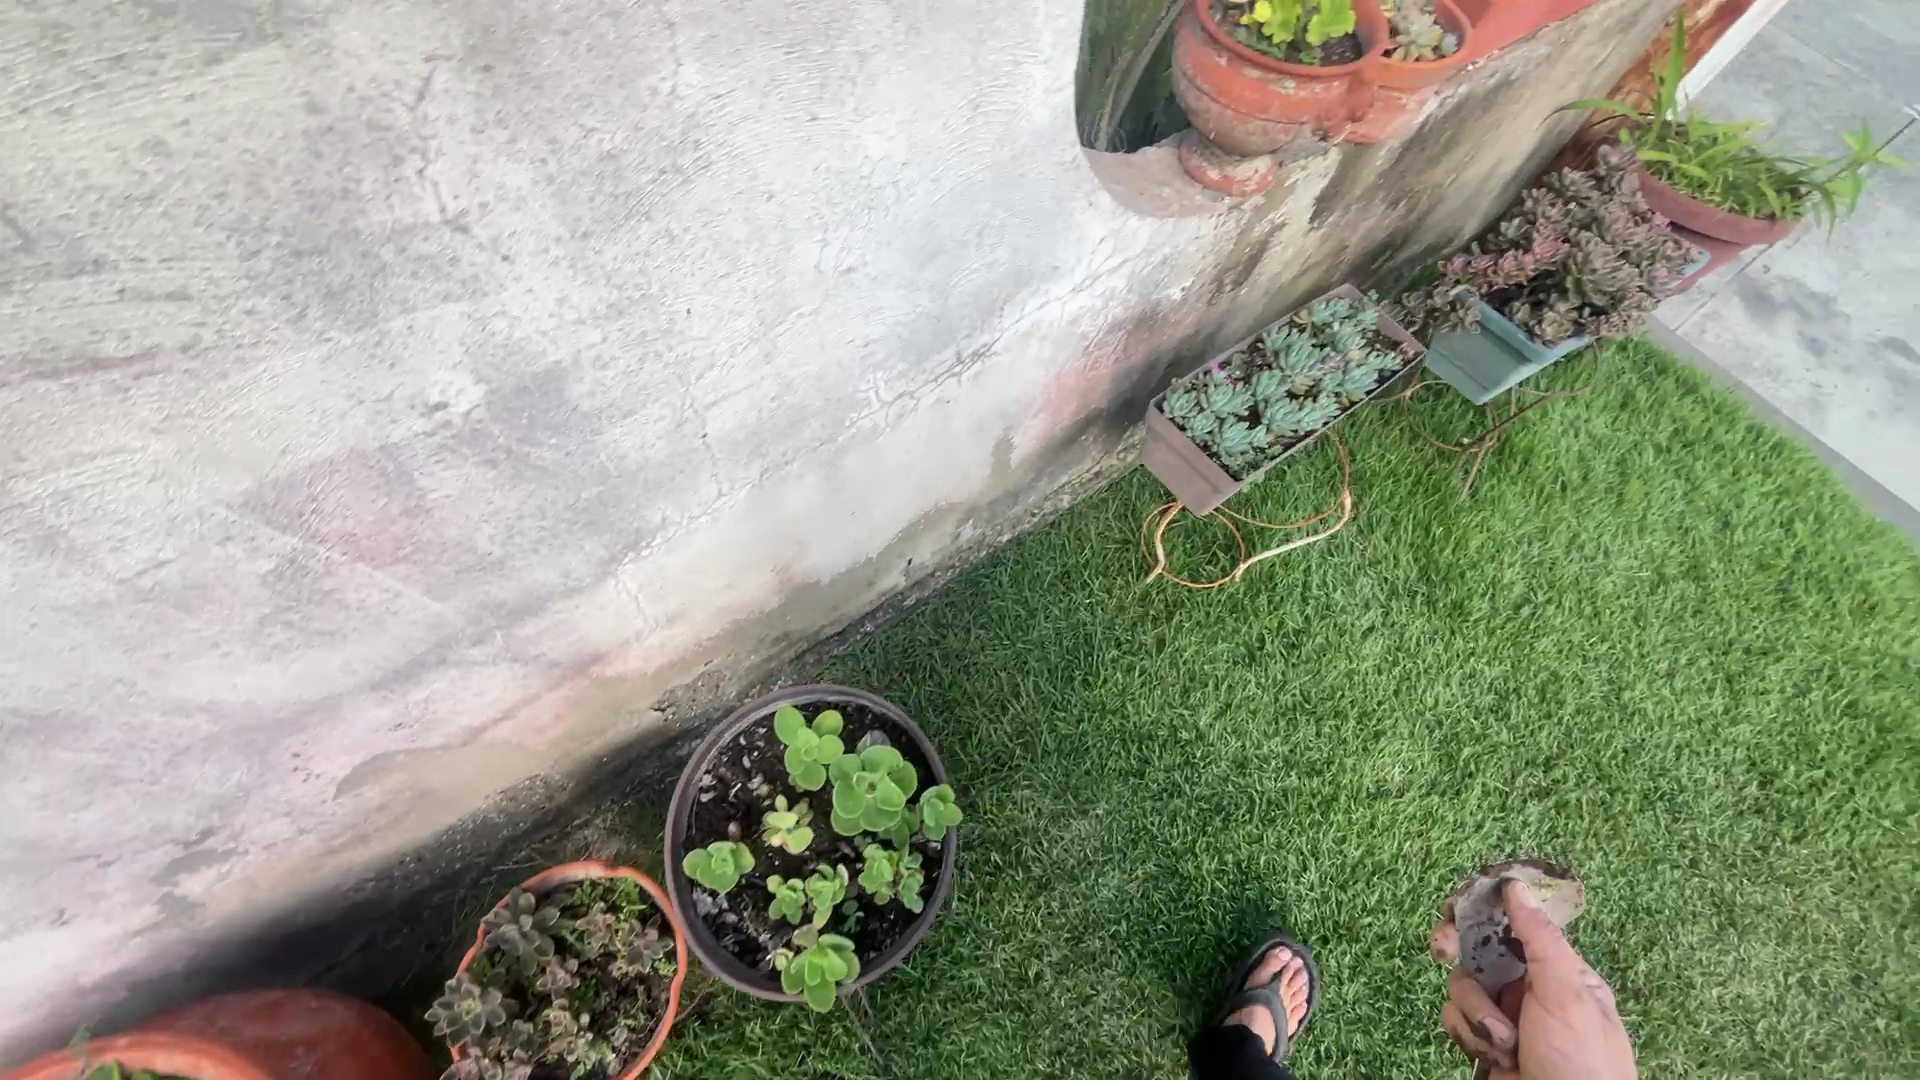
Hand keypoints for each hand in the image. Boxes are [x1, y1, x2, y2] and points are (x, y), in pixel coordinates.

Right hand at [1432, 879, 1635, 1079]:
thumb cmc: (1580, 1063)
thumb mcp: (1566, 997)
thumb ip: (1539, 939)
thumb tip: (1515, 885)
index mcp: (1560, 972)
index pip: (1512, 923)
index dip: (1478, 909)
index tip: (1451, 906)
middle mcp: (1530, 988)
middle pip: (1476, 948)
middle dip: (1458, 954)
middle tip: (1441, 951)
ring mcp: (1507, 1014)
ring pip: (1462, 984)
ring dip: (1475, 1013)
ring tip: (1503, 1044)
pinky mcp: (1486, 1039)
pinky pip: (1455, 1016)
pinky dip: (1469, 1034)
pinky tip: (1496, 1058)